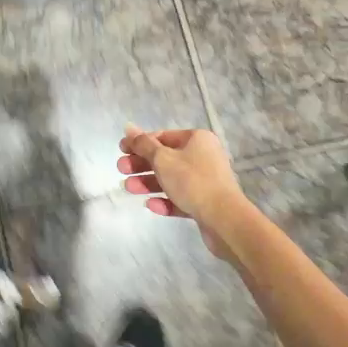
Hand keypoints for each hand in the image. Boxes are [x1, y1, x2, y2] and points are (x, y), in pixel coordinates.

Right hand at [117, 125, 247, 260]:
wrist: (225, 220)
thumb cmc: (192, 181)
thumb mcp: (163, 159)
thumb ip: (143, 144)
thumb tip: (128, 127)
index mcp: (197, 140)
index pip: (163, 136)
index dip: (140, 142)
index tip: (121, 150)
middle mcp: (203, 157)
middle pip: (165, 158)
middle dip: (141, 165)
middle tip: (122, 170)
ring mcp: (205, 181)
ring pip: (171, 179)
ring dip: (149, 183)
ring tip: (128, 189)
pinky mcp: (205, 203)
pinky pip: (181, 198)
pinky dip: (165, 201)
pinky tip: (151, 206)